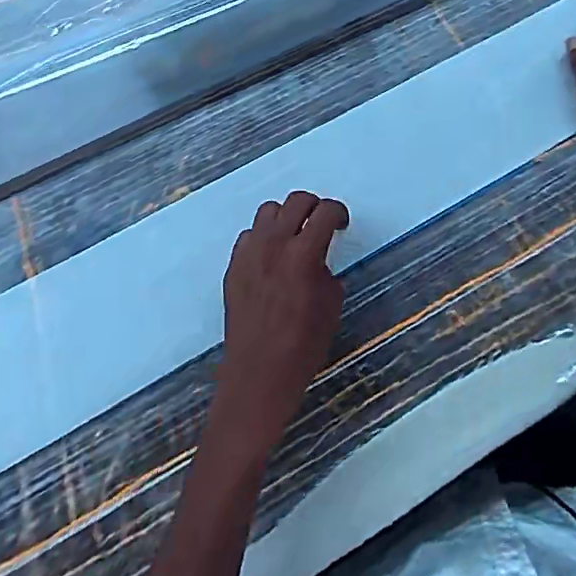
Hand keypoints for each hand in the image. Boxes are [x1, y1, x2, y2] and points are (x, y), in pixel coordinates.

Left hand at [212, 191, 348, 452]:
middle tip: (321, 224)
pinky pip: (250, 235)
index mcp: (303, 254)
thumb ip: (325, 272)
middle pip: (296, 201)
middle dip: (314, 207)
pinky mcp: (234, 265)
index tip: (341, 223)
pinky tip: (272, 258)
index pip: (325, 211)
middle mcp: (274, 245)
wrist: (258, 374)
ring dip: (286, 217)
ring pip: (268, 211)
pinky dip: (264, 238)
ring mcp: (250, 253)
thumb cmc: (302, 346)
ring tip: (294, 237)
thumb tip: (318, 260)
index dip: (339, 212)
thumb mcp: (330, 307)